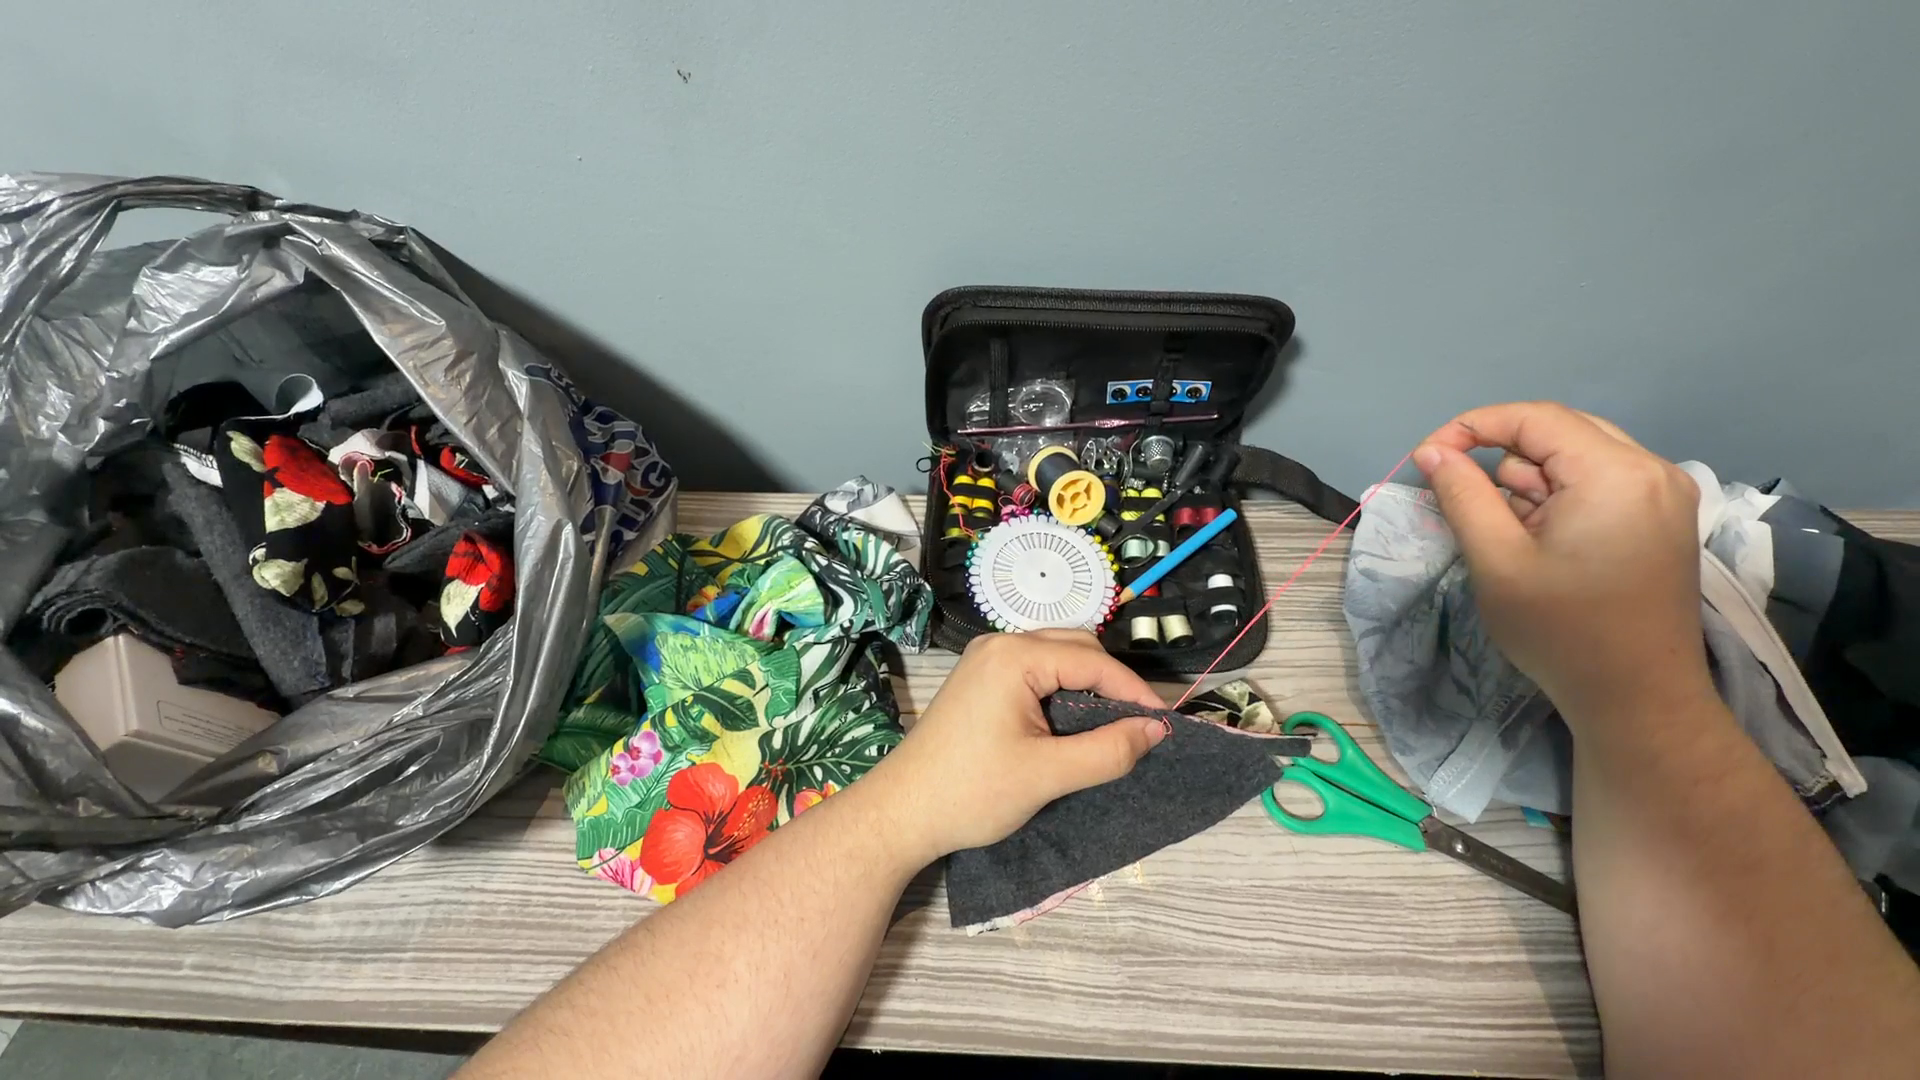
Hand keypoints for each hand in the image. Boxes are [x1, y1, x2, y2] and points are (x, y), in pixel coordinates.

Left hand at [859, 630, 1166, 862]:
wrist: (901, 812)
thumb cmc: (971, 792)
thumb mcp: (1047, 775)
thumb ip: (1107, 751)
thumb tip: (1156, 730)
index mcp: (1014, 656)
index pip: (1092, 661)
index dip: (1134, 691)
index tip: (1166, 725)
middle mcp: (1000, 644)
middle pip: (1076, 648)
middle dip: (1112, 684)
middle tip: (1139, 727)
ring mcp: (986, 659)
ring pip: (1056, 658)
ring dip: (1087, 686)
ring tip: (1111, 727)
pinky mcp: (980, 679)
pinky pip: (1035, 671)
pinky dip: (1062, 690)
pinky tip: (1071, 723)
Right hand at [1412, 402, 1714, 723]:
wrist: (1636, 696)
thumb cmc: (1560, 630)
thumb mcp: (1495, 559)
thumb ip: (1461, 494)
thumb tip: (1432, 452)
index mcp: (1615, 474)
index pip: (1533, 417)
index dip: (1470, 427)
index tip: (1426, 460)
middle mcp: (1650, 470)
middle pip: (1555, 431)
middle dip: (1498, 457)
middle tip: (1460, 499)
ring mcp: (1662, 494)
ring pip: (1572, 457)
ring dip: (1526, 484)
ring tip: (1509, 538)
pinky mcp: (1660, 518)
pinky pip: (1593, 483)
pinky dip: (1553, 499)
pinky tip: (1539, 541)